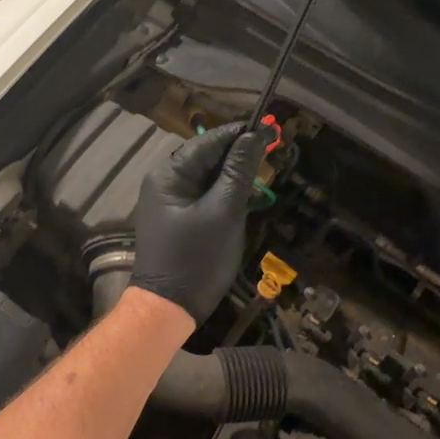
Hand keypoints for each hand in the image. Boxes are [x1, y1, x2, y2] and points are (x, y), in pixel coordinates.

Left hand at [129, 122, 269, 324]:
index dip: (242, 134)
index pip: (210, 140)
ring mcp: (169, 200)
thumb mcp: (224, 212)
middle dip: (239, 154)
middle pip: (208, 155)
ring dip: (234, 174)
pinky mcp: (177, 218)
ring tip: (264, 175)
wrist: (168, 308)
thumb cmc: (196, 259)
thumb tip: (255, 135)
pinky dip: (225, 193)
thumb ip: (239, 171)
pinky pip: (204, 195)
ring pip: (208, 176)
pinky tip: (246, 198)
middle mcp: (165, 180)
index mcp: (170, 173)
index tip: (274, 130)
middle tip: (274, 153)